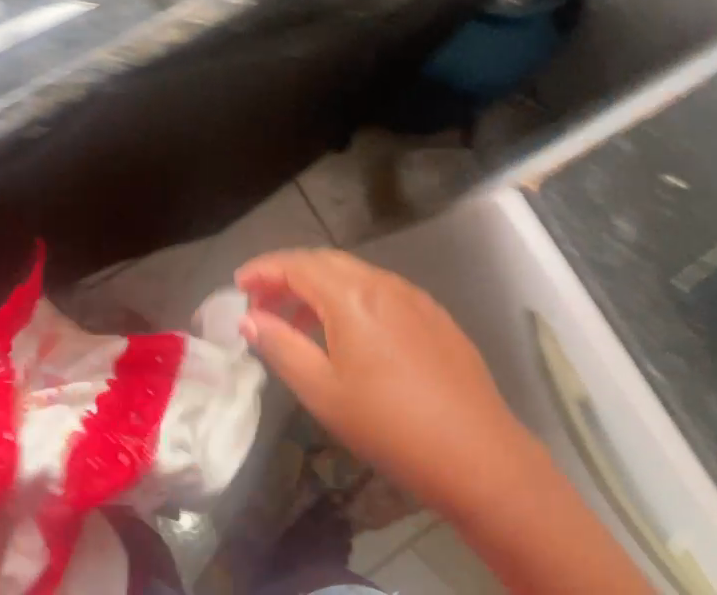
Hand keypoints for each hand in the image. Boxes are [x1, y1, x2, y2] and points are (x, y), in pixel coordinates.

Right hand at [234, 249, 526, 513]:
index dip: (263, 269)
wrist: (478, 454)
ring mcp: (414, 297)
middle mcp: (383, 283)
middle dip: (288, 276)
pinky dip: (351, 301)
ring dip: (319, 289)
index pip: (296, 264)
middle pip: (325, 263)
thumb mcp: (323, 392)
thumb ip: (281, 347)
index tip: (238, 285)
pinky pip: (381, 293)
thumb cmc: (389, 426)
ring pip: (355, 276)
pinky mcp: (435, 317)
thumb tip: (249, 319)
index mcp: (351, 295)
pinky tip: (347, 336)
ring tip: (297, 323)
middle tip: (260, 303)